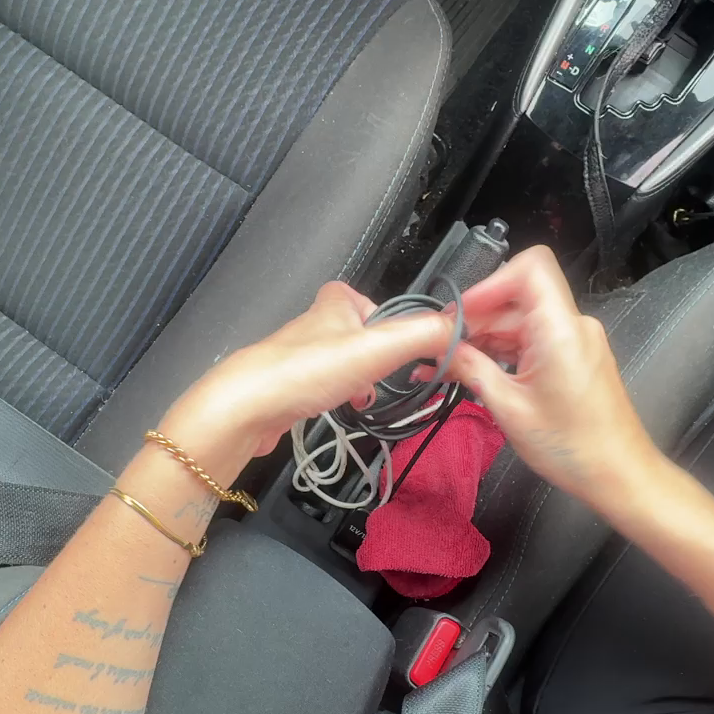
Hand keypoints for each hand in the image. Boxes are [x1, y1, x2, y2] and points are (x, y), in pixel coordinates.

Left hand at [159, 282, 455, 483]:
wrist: (249, 406)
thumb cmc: (312, 369)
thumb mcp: (378, 347)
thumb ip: (423, 336)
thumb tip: (464, 332)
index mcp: (336, 301)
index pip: (377, 302)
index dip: (396, 326)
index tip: (407, 351)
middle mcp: (316, 322)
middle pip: (362, 335)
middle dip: (379, 360)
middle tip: (389, 378)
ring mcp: (299, 354)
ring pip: (344, 363)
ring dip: (361, 381)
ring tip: (364, 398)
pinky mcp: (288, 385)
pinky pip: (325, 386)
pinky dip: (338, 397)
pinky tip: (341, 411)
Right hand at [445, 246, 661, 506]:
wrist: (619, 475)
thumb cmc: (572, 447)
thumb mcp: (509, 408)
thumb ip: (472, 369)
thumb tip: (438, 347)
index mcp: (560, 329)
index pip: (530, 268)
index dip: (488, 284)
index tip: (458, 315)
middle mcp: (571, 325)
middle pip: (514, 299)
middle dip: (473, 320)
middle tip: (435, 349)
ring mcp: (573, 339)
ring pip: (517, 321)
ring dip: (481, 339)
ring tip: (443, 366)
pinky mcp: (570, 355)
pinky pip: (529, 339)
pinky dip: (499, 352)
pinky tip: (470, 371)